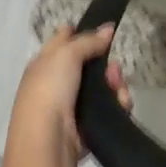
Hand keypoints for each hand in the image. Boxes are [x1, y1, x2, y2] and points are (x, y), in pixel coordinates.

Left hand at [10, 25, 131, 160]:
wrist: (47, 138)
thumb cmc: (50, 88)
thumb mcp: (66, 55)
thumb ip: (88, 41)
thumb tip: (108, 28)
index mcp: (44, 64)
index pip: (62, 42)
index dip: (79, 34)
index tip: (101, 31)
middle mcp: (56, 83)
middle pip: (89, 66)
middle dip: (106, 65)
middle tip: (113, 69)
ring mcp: (71, 105)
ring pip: (102, 87)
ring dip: (115, 85)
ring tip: (117, 88)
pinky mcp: (87, 125)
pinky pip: (108, 108)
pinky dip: (117, 105)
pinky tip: (121, 104)